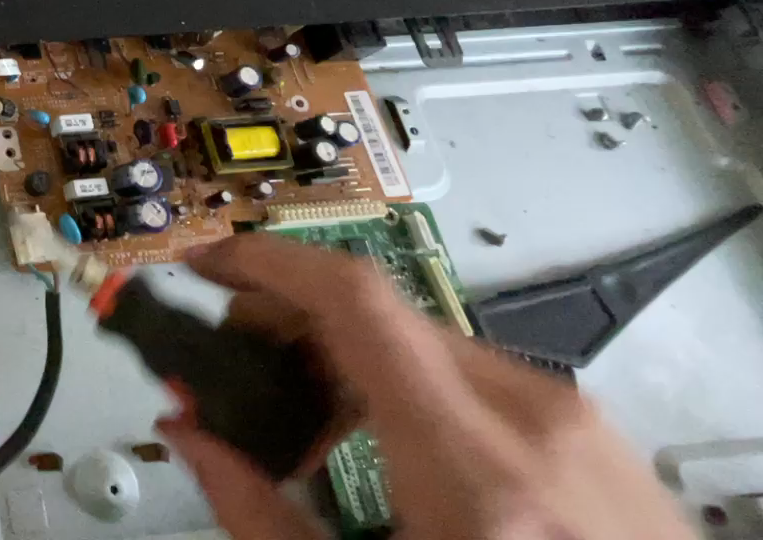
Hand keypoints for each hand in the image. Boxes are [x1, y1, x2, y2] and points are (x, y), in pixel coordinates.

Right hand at [159, 234, 692, 539]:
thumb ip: (260, 516)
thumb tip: (184, 434)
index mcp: (476, 471)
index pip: (354, 299)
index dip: (262, 260)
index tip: (201, 264)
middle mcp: (533, 421)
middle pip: (370, 310)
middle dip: (279, 313)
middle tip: (229, 355)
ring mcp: (573, 420)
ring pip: (409, 333)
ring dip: (330, 347)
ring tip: (297, 410)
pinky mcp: (590, 430)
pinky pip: (458, 365)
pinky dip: (389, 375)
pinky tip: (369, 431)